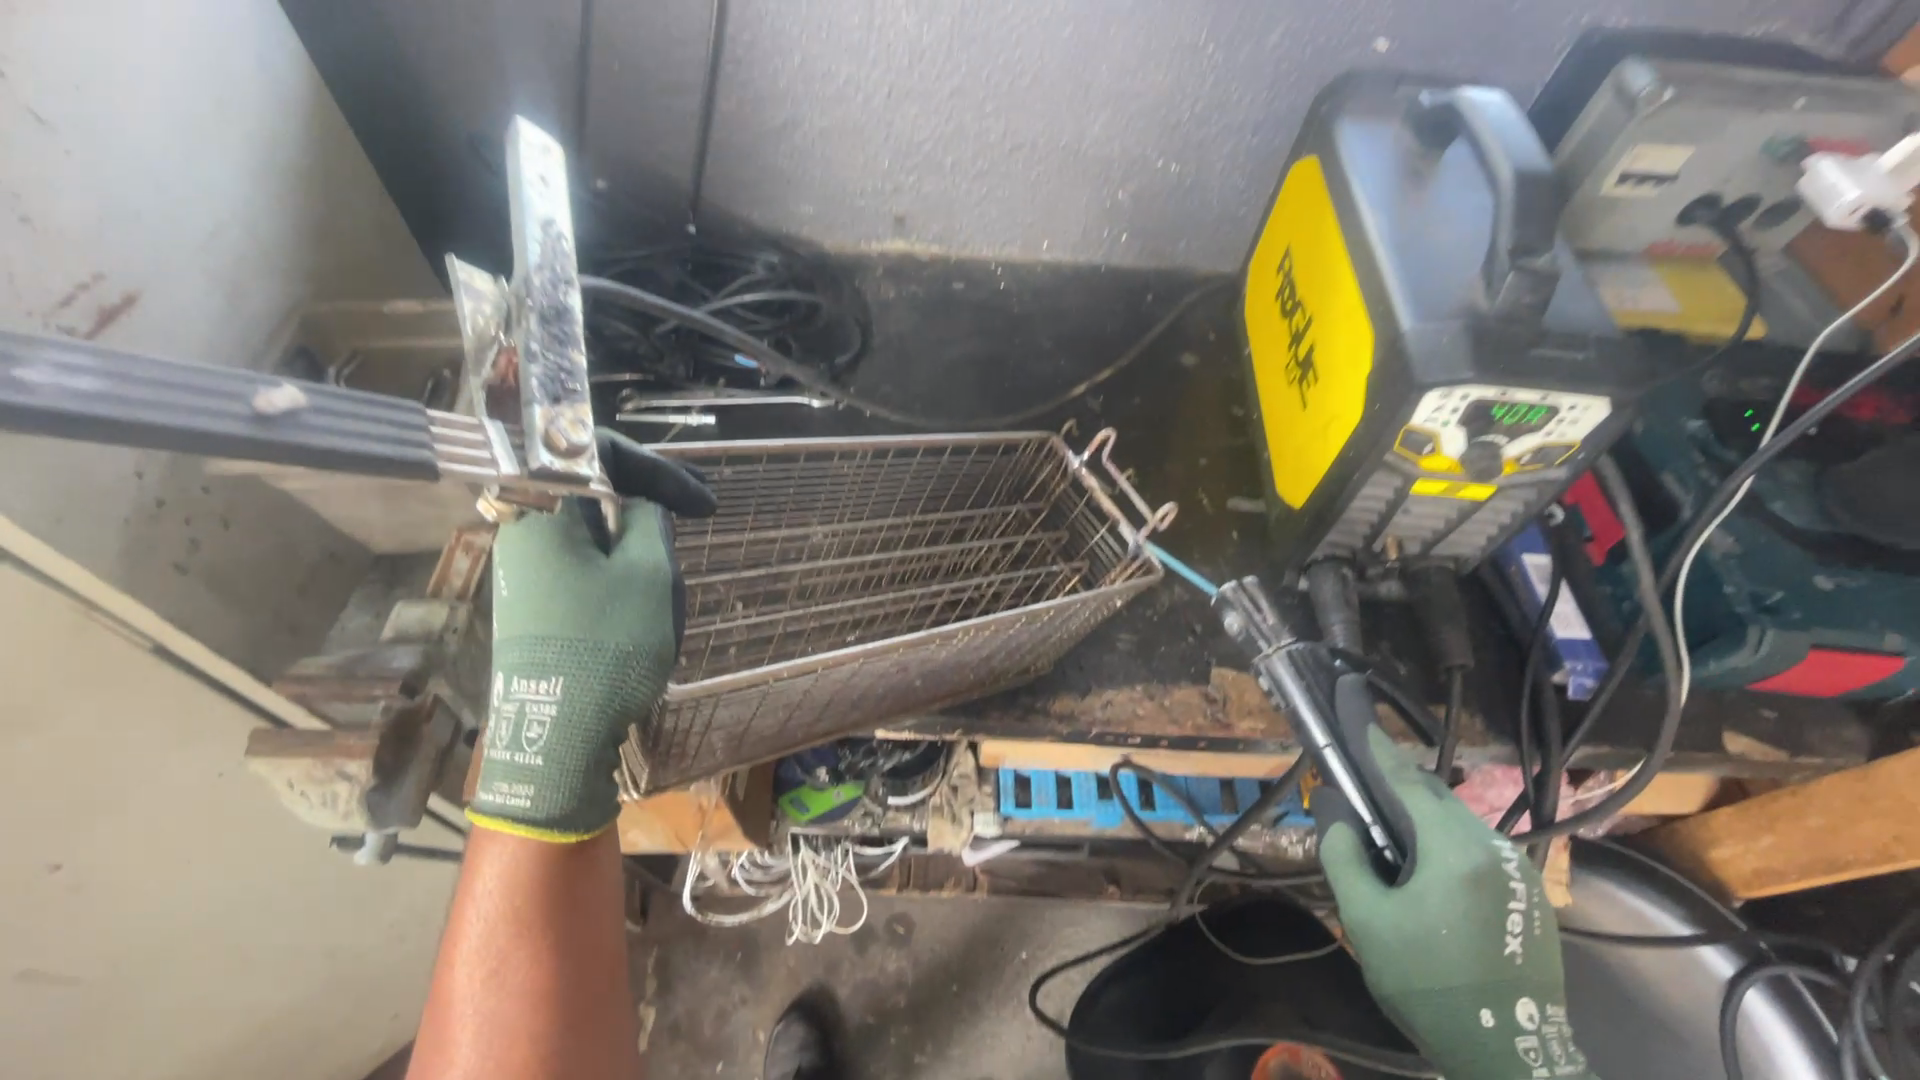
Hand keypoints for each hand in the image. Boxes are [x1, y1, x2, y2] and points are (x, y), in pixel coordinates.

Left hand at [467, 431, 715, 841]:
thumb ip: (650, 518)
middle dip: (650, 507)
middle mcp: (521, 534)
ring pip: (593, 537)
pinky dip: (618, 572)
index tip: (706, 503)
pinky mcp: (531, 606)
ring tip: (671, 580)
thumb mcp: (649, 571)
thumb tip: (639, 505)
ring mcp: (523, 573)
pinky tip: (644, 604)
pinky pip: (581, 568)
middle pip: (595, 496)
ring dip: (637, 546)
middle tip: (700, 513)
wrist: (556, 735)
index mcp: (541, 511)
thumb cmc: (608, 642)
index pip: (600, 455)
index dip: (660, 469)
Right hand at [1319, 726, 1592, 1079]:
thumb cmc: (1428, 984)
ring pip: (1460, 825)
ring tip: (1389, 837)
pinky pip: (1478, 852)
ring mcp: (1519, 874)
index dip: (1380, 751)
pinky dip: (1445, 845)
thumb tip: (1334, 814)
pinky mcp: (1530, 898)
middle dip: (1399, 787)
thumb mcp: (1366, 921)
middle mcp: (1495, 850)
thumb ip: (1344, 858)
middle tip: (1363, 789)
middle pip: (1438, 799)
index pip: (1409, 781)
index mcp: (1455, 850)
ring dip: (1422, 820)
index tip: (1360, 721)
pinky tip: (1425, 872)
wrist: (1510, 1055)